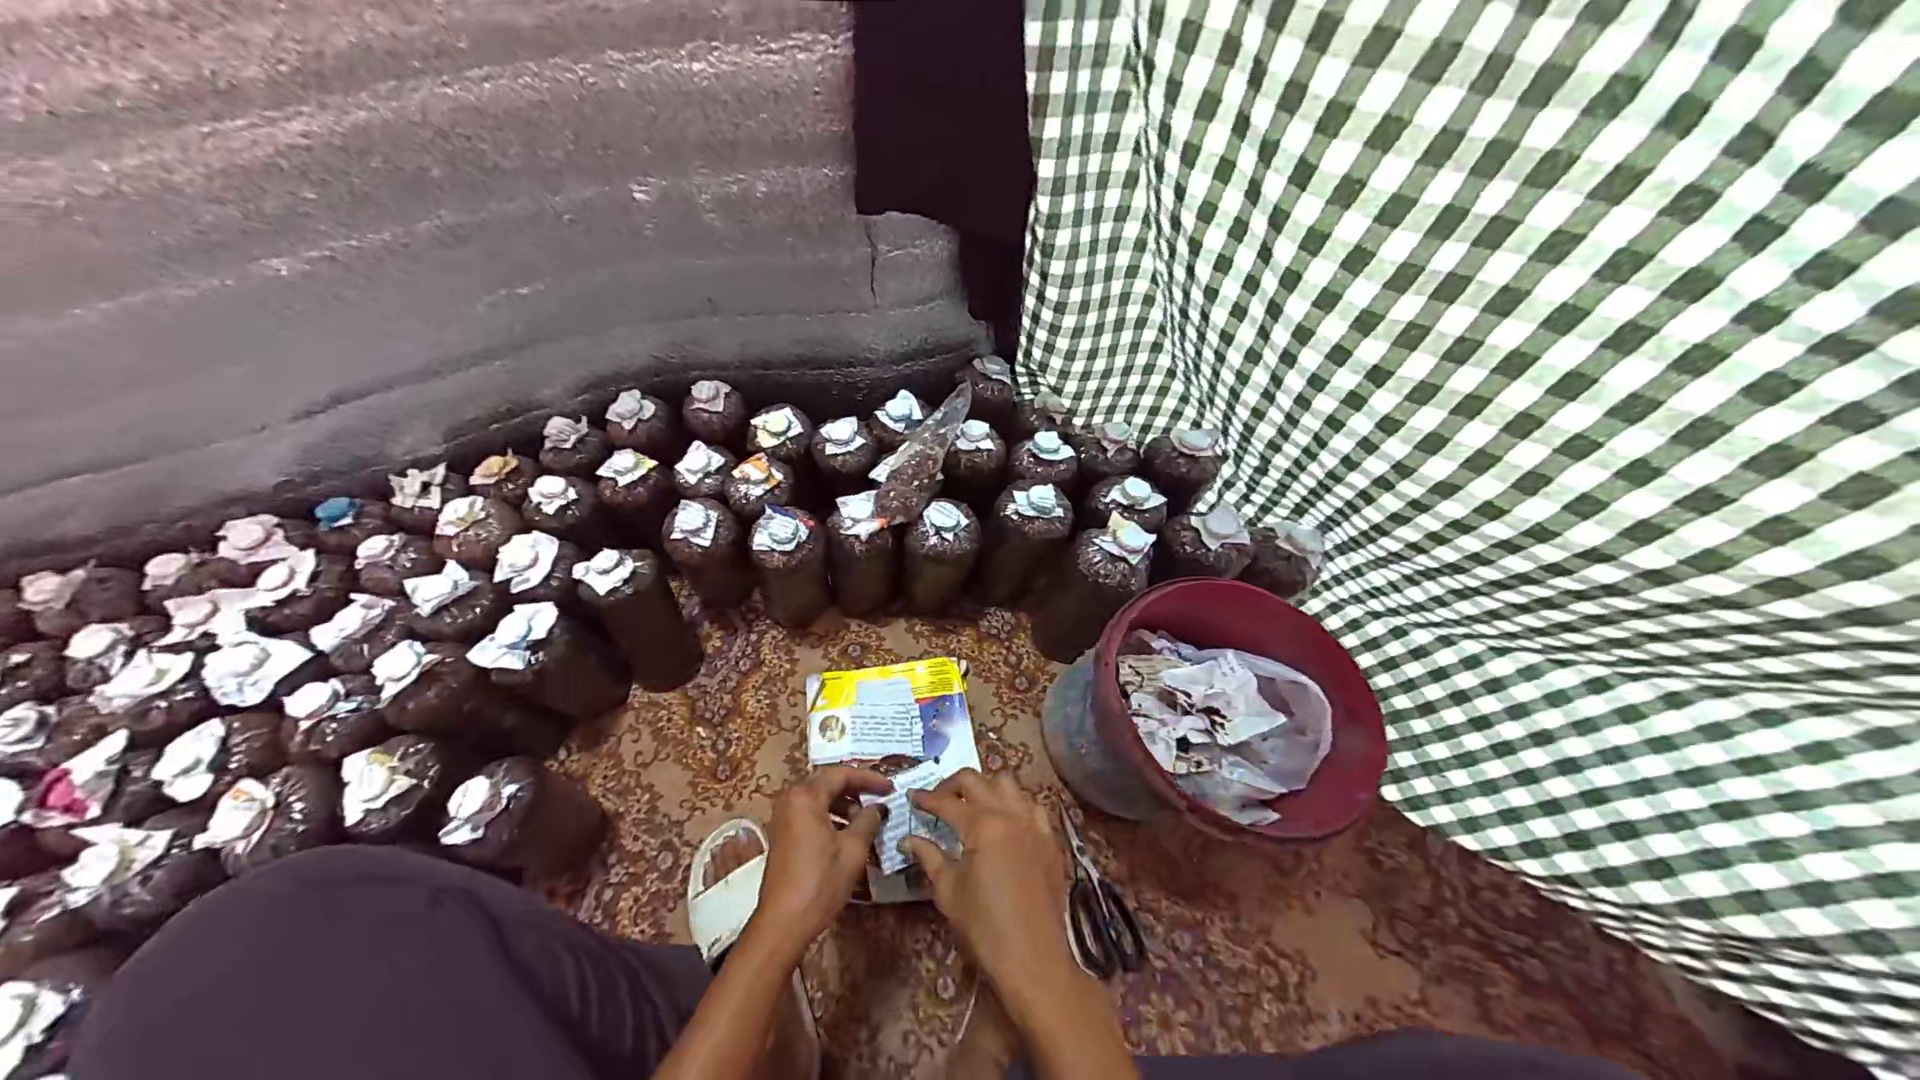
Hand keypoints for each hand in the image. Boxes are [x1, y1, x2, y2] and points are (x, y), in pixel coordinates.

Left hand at [747, 766, 891, 956]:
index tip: (890, 787)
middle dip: (856, 789)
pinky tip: (848, 834)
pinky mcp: (783, 835)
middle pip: (828, 783)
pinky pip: (810, 815)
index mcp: (805, 797)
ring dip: (844, 804)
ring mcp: (783, 818)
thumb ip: (868, 820)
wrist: (783, 923)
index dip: (869, 778)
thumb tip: (877, 808)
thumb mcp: (853, 849)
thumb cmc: (820, 882)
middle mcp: (790, 800)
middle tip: (880, 797)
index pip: (841, 774)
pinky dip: (831, 817)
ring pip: (819, 800)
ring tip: (867, 819)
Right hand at [905, 772, 1137, 1079]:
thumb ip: (929, 857)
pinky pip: (1033, 805)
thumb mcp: (948, 891)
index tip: (913, 798)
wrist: (1033, 959)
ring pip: (1009, 783)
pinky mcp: (1051, 839)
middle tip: (938, 800)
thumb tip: (908, 839)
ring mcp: (1035, 824)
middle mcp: (1011, 814)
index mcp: (983, 825)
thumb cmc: (984, 927)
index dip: (927, 799)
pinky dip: (1015, 803)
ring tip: (972, 804)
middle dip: (953, 784)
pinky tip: (1005, 820)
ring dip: (987, 786)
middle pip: (978, 780)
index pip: (948, 802)